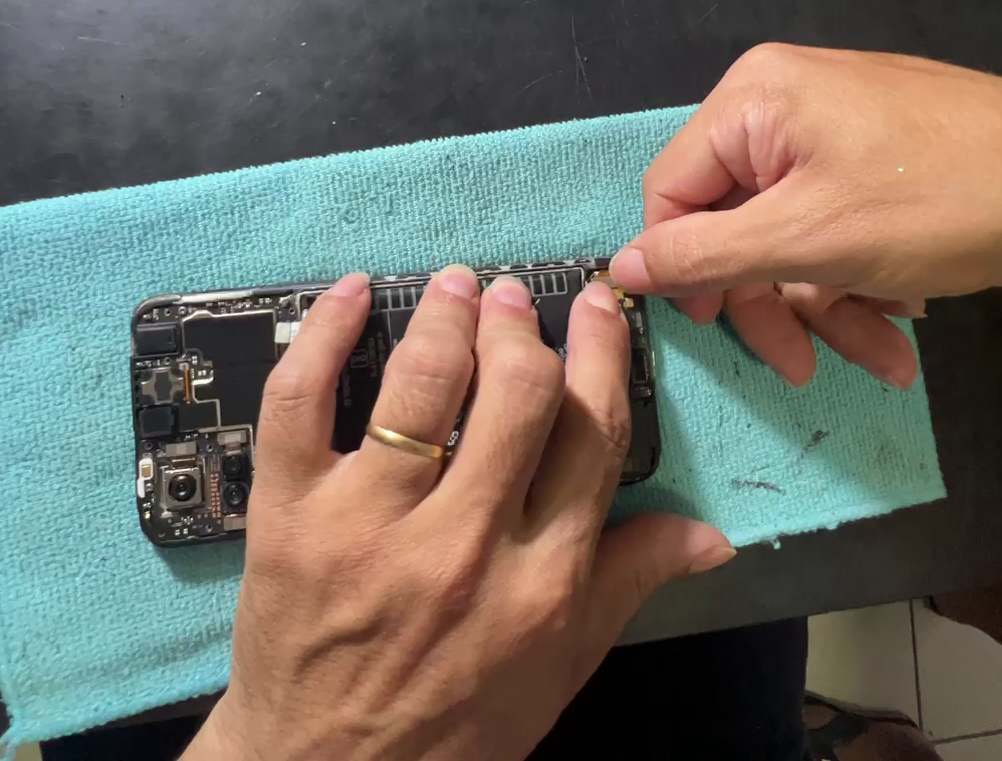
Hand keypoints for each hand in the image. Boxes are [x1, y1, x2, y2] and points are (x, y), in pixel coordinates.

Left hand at [184, 266, 733, 760]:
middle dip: (519, 326)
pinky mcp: (289, 513)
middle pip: (516, 393)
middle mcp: (463, 543)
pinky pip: (301, 401)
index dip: (600, 352)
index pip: (589, 432)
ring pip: (422, 384)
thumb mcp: (562, 668)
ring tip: (455, 285)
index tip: (595, 304)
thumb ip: (630, 583)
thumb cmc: (456, 722)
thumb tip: (712, 534)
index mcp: (542, 578)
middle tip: (510, 296)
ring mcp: (369, 524)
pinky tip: (350, 292)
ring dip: (445, 316)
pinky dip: (324, 333)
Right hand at [608, 44, 1001, 385]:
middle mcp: (782, 98)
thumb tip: (617, 269)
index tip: (711, 325)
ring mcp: (833, 121)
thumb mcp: (803, 240)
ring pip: (787, 229)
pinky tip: (902, 304)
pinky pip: (829, 217)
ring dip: (824, 300)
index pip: (671, 190)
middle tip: (802, 366)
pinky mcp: (874, 147)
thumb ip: (699, 254)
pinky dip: (853, 271)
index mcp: (751, 99)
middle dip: (773, 300)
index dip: (682, 265)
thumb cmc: (940, 207)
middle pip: (735, 218)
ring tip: (885, 356)